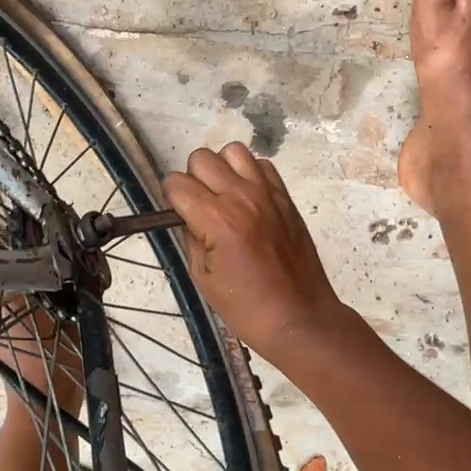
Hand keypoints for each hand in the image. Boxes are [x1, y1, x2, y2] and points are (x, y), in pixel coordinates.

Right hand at [162, 143, 352, 362]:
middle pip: (201, 158)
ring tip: (224, 196)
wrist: (300, 319)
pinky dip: (249, 174)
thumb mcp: (202, 277)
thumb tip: (186, 216)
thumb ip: (191, 237)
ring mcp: (267, 193)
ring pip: (233, 151)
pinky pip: (261, 164)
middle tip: (199, 206)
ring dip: (222, 169)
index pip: (177, 183)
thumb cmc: (246, 307)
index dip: (171, 197)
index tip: (176, 213)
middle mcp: (241, 197)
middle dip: (193, 179)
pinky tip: (248, 199)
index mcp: (216, 219)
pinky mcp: (285, 197)